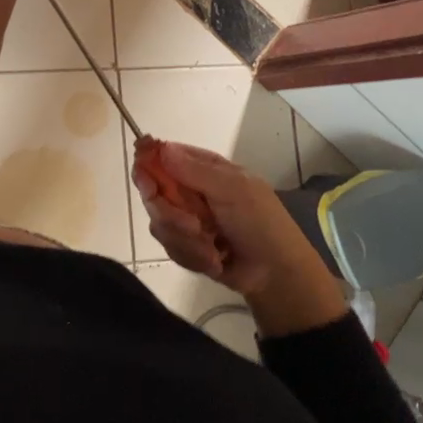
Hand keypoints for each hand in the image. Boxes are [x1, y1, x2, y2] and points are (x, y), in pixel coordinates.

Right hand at [135, 140, 349, 335]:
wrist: (276, 274)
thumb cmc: (261, 223)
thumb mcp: (234, 190)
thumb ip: (195, 170)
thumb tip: (161, 148)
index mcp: (205, 169)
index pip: (165, 156)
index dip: (149, 164)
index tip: (146, 181)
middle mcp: (191, 191)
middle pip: (153, 192)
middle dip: (170, 213)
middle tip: (191, 224)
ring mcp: (187, 219)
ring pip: (159, 223)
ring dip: (185, 239)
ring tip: (212, 248)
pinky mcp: (186, 246)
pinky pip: (170, 247)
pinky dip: (191, 255)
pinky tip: (213, 259)